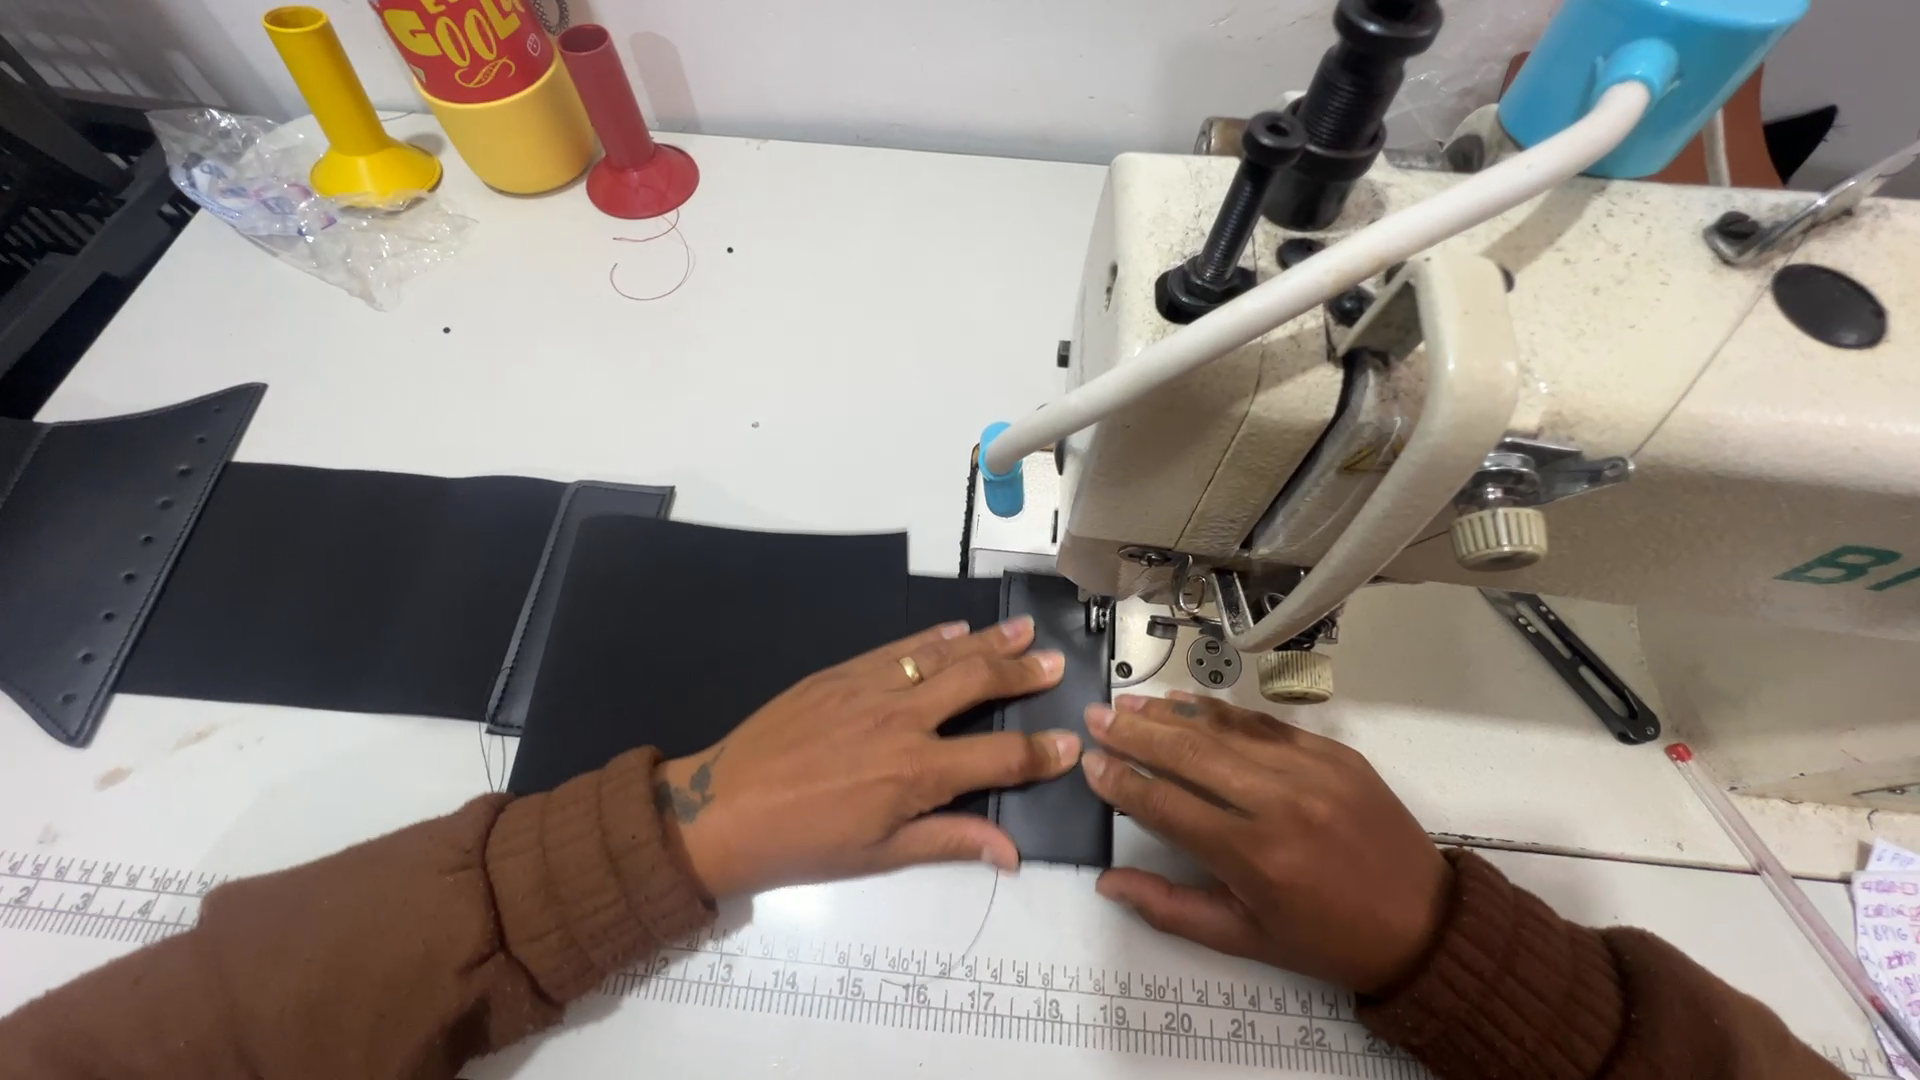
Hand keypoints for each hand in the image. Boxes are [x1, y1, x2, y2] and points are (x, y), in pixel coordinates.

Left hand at [655, 617, 1081, 897]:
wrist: (722, 807)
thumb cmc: (804, 843)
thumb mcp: (879, 856)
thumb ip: (950, 840)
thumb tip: (1011, 852)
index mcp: (916, 772)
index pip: (1000, 758)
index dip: (1042, 752)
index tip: (1072, 743)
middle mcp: (903, 719)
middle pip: (978, 684)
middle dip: (1023, 672)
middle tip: (1055, 660)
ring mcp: (871, 687)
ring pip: (943, 655)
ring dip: (988, 640)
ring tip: (1023, 627)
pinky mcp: (842, 671)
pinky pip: (899, 646)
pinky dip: (933, 636)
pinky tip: (957, 629)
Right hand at [1081, 691, 1448, 993]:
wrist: (1427, 925)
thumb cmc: (1327, 939)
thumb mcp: (1245, 940)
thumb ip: (1170, 907)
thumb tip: (1108, 881)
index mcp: (1255, 857)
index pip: (1166, 806)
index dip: (1121, 782)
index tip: (1089, 763)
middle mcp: (1280, 804)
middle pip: (1188, 755)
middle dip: (1133, 733)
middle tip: (1096, 716)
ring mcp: (1311, 770)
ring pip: (1222, 729)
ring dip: (1168, 714)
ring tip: (1128, 703)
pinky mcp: (1334, 752)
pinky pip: (1263, 723)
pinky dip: (1219, 711)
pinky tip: (1186, 701)